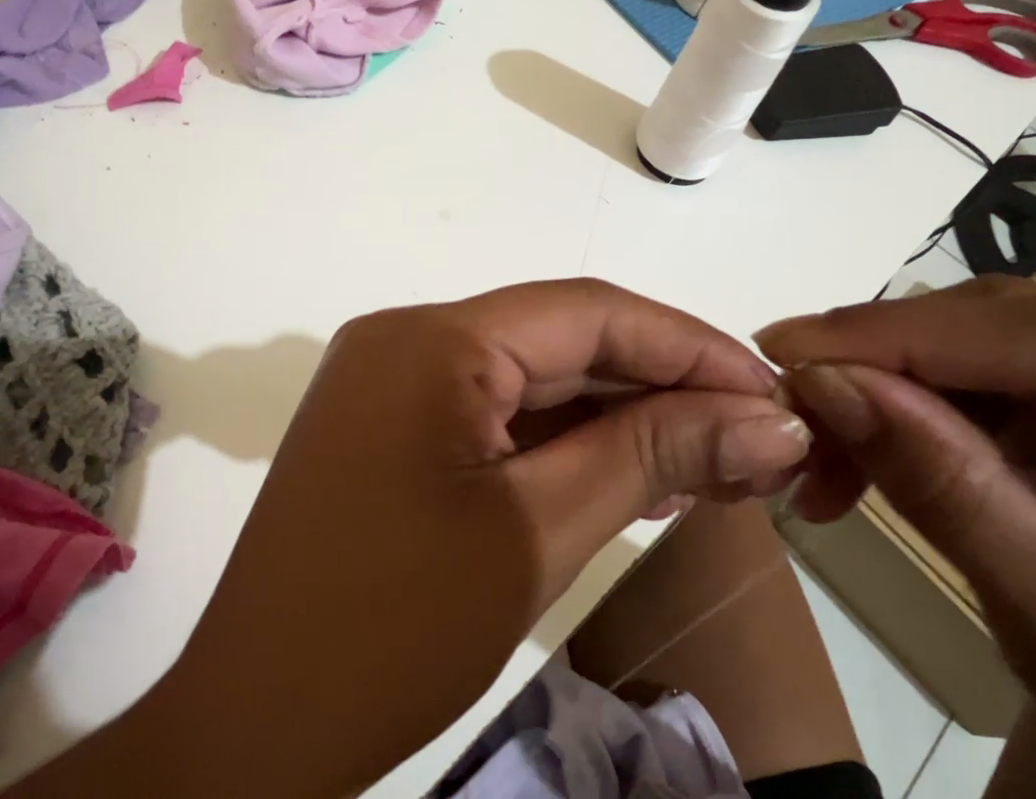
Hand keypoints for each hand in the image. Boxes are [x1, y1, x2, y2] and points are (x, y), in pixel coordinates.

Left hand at [19, 279, 809, 797]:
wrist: (260, 723)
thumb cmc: (397, 627)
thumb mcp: (538, 532)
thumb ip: (653, 454)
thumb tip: (773, 420)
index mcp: (430, 342)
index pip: (587, 312)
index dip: (690, 347)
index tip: (776, 395)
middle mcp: (404, 344)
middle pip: (560, 343)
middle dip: (661, 388)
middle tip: (757, 440)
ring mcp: (389, 391)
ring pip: (530, 384)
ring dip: (619, 421)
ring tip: (714, 465)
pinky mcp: (389, 438)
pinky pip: (494, 421)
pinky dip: (564, 447)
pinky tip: (633, 479)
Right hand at [758, 276, 1035, 798]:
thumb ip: (936, 481)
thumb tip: (822, 382)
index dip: (905, 332)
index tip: (785, 347)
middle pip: (1021, 325)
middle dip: (888, 355)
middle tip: (791, 401)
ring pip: (997, 335)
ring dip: (894, 378)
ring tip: (824, 444)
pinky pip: (999, 367)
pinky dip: (919, 398)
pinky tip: (872, 441)